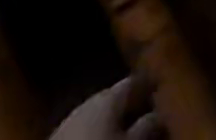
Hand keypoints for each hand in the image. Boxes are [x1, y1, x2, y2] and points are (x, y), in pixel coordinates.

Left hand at [48, 74, 164, 139]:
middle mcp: (88, 101)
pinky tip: (101, 138)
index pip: (134, 81)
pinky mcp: (54, 139)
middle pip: (114, 96)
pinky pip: (82, 129)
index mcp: (108, 96)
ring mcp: (67, 121)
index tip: (161, 87)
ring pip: (96, 113)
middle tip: (146, 109)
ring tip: (126, 128)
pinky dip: (95, 131)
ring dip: (112, 118)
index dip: (149, 84)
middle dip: (130, 102)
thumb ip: (147, 126)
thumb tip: (159, 113)